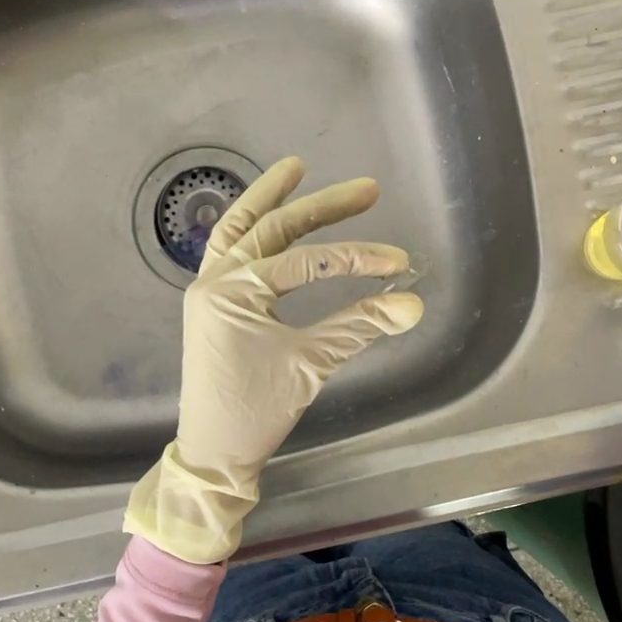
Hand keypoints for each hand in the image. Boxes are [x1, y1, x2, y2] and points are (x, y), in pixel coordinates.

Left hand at [123, 157, 424, 563]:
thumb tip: (414, 304)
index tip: (398, 262)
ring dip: (269, 201)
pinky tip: (268, 220)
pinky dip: (250, 233)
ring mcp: (207, 291)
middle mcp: (214, 280)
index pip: (304, 262)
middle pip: (271, 229)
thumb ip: (359, 327)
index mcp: (232, 290)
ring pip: (240, 233)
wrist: (213, 452)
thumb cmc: (256, 411)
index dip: (355, 259)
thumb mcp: (309, 365)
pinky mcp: (212, 306)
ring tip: (296, 169)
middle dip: (319, 207)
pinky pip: (229, 255)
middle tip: (367, 189)